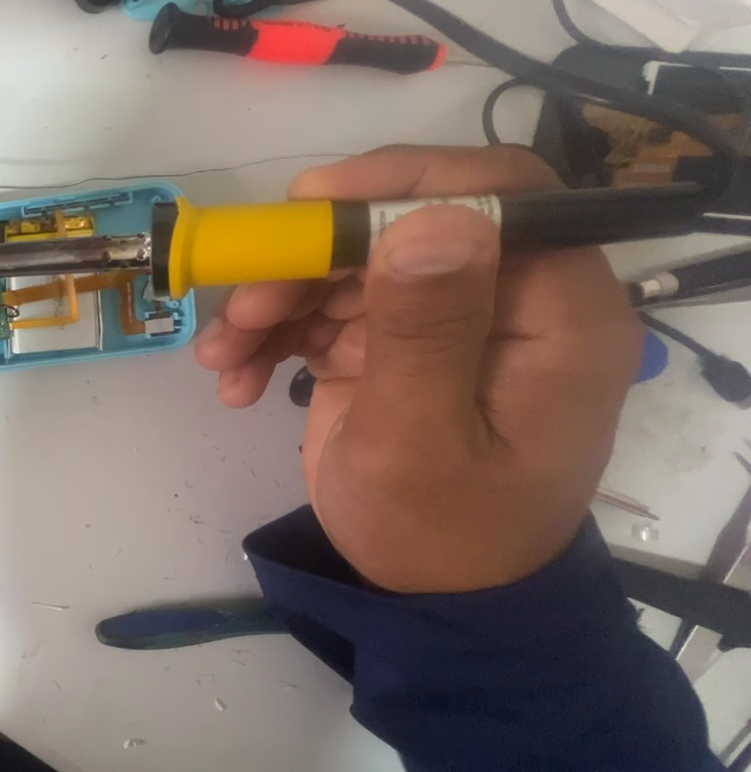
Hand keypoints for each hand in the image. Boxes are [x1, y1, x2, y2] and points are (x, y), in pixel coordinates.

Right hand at [194, 146, 641, 592]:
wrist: (423, 591)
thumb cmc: (439, 527)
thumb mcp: (422, 437)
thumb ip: (426, 332)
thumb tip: (430, 222)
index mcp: (548, 314)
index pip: (500, 198)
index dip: (405, 181)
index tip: (309, 203)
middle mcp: (493, 303)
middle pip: (391, 231)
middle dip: (303, 264)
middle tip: (241, 311)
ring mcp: (431, 325)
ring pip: (337, 271)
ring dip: (268, 307)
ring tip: (221, 359)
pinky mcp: (380, 348)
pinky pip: (313, 314)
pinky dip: (264, 341)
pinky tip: (235, 382)